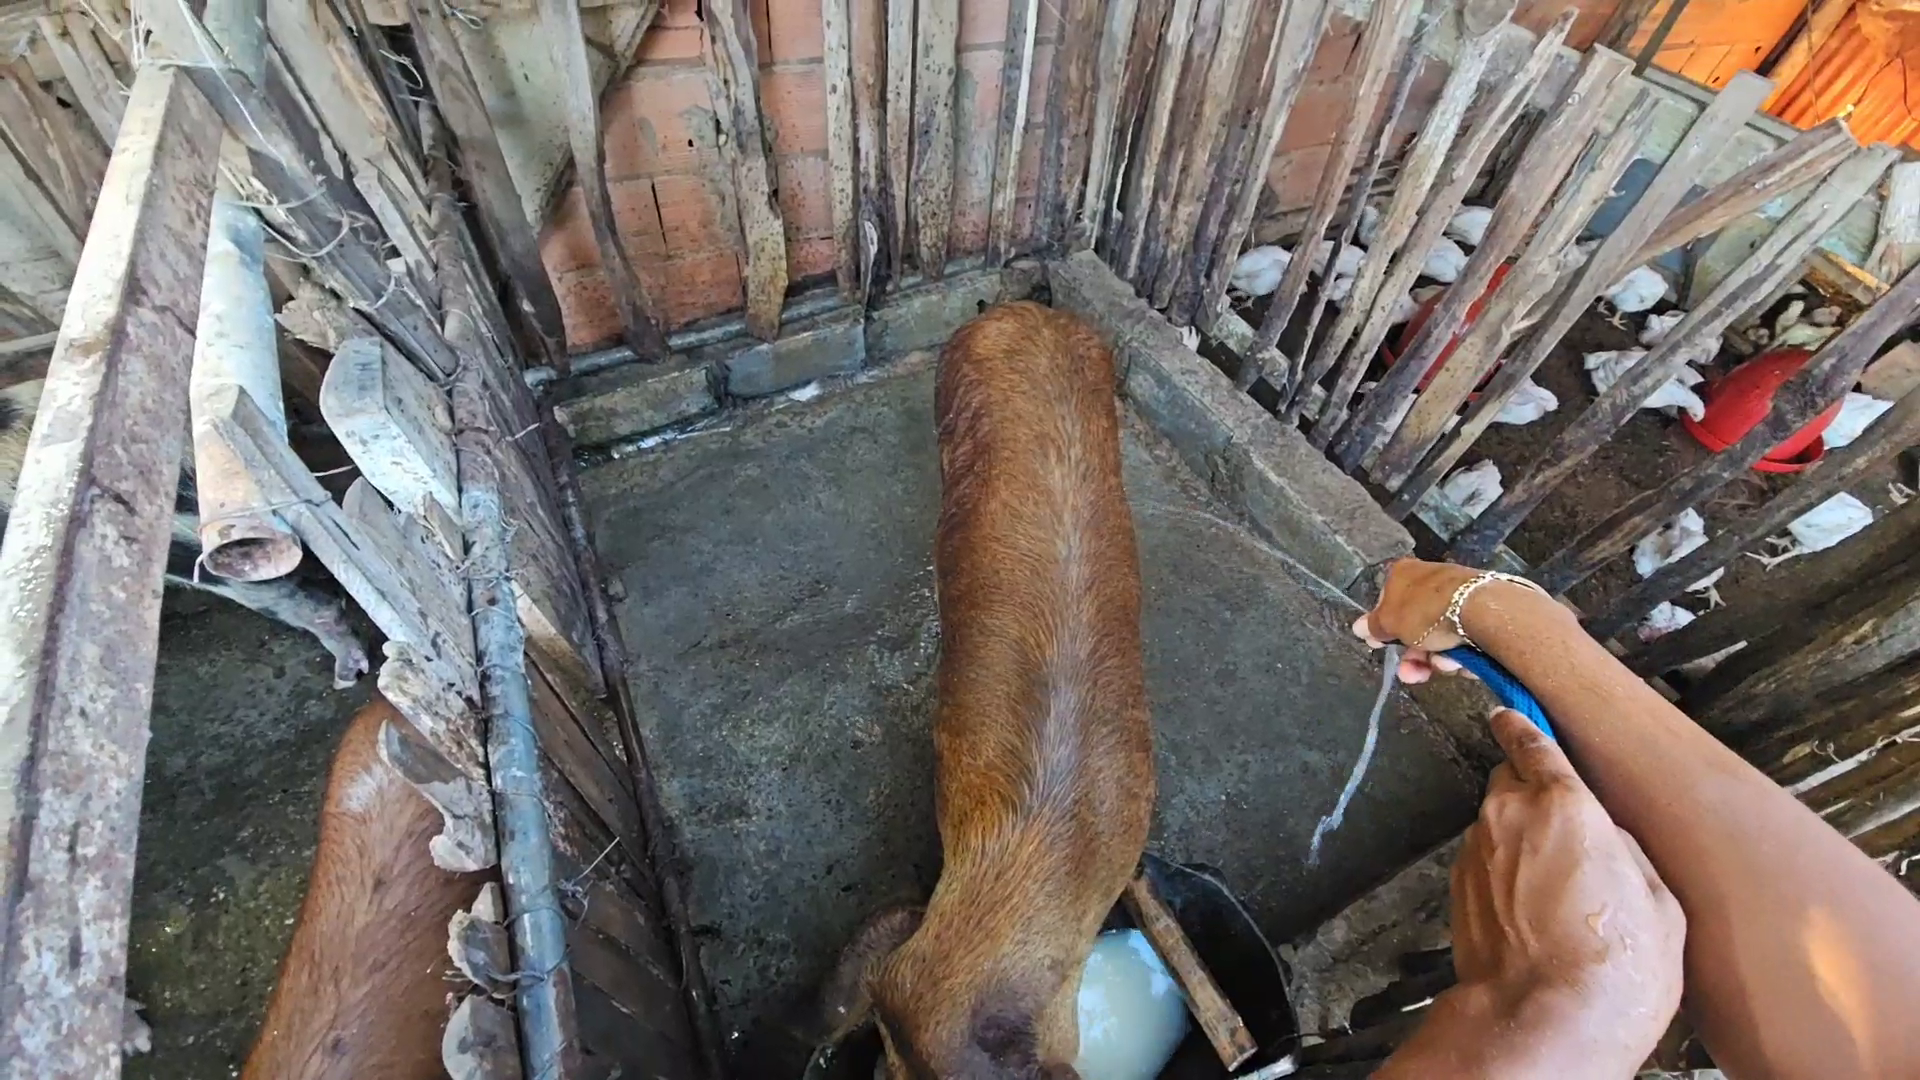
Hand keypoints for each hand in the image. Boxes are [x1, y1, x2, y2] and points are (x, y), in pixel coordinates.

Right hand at [1351, 557, 1482, 682]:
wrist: (1484, 611)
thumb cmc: (1425, 611)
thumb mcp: (1388, 622)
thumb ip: (1373, 627)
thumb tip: (1359, 628)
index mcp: (1403, 574)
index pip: (1386, 601)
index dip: (1384, 627)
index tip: (1381, 645)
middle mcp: (1431, 580)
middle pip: (1415, 624)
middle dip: (1412, 654)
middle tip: (1409, 673)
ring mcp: (1461, 595)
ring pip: (1441, 635)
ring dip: (1437, 659)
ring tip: (1443, 668)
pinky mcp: (1487, 611)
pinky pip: (1466, 637)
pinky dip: (1462, 654)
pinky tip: (1464, 663)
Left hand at [1448, 709, 1686, 1075]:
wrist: (1542, 1010)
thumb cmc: (1616, 962)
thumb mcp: (1659, 903)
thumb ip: (1626, 849)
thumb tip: (1607, 834)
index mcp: (1565, 805)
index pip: (1531, 743)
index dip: (1520, 726)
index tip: (1508, 714)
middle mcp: (1509, 812)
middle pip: (1511, 780)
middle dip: (1533, 794)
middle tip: (1568, 834)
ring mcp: (1476, 842)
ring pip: (1497, 819)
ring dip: (1520, 835)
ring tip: (1558, 887)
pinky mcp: (1458, 873)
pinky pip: (1485, 853)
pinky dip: (1503, 866)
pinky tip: (1531, 905)